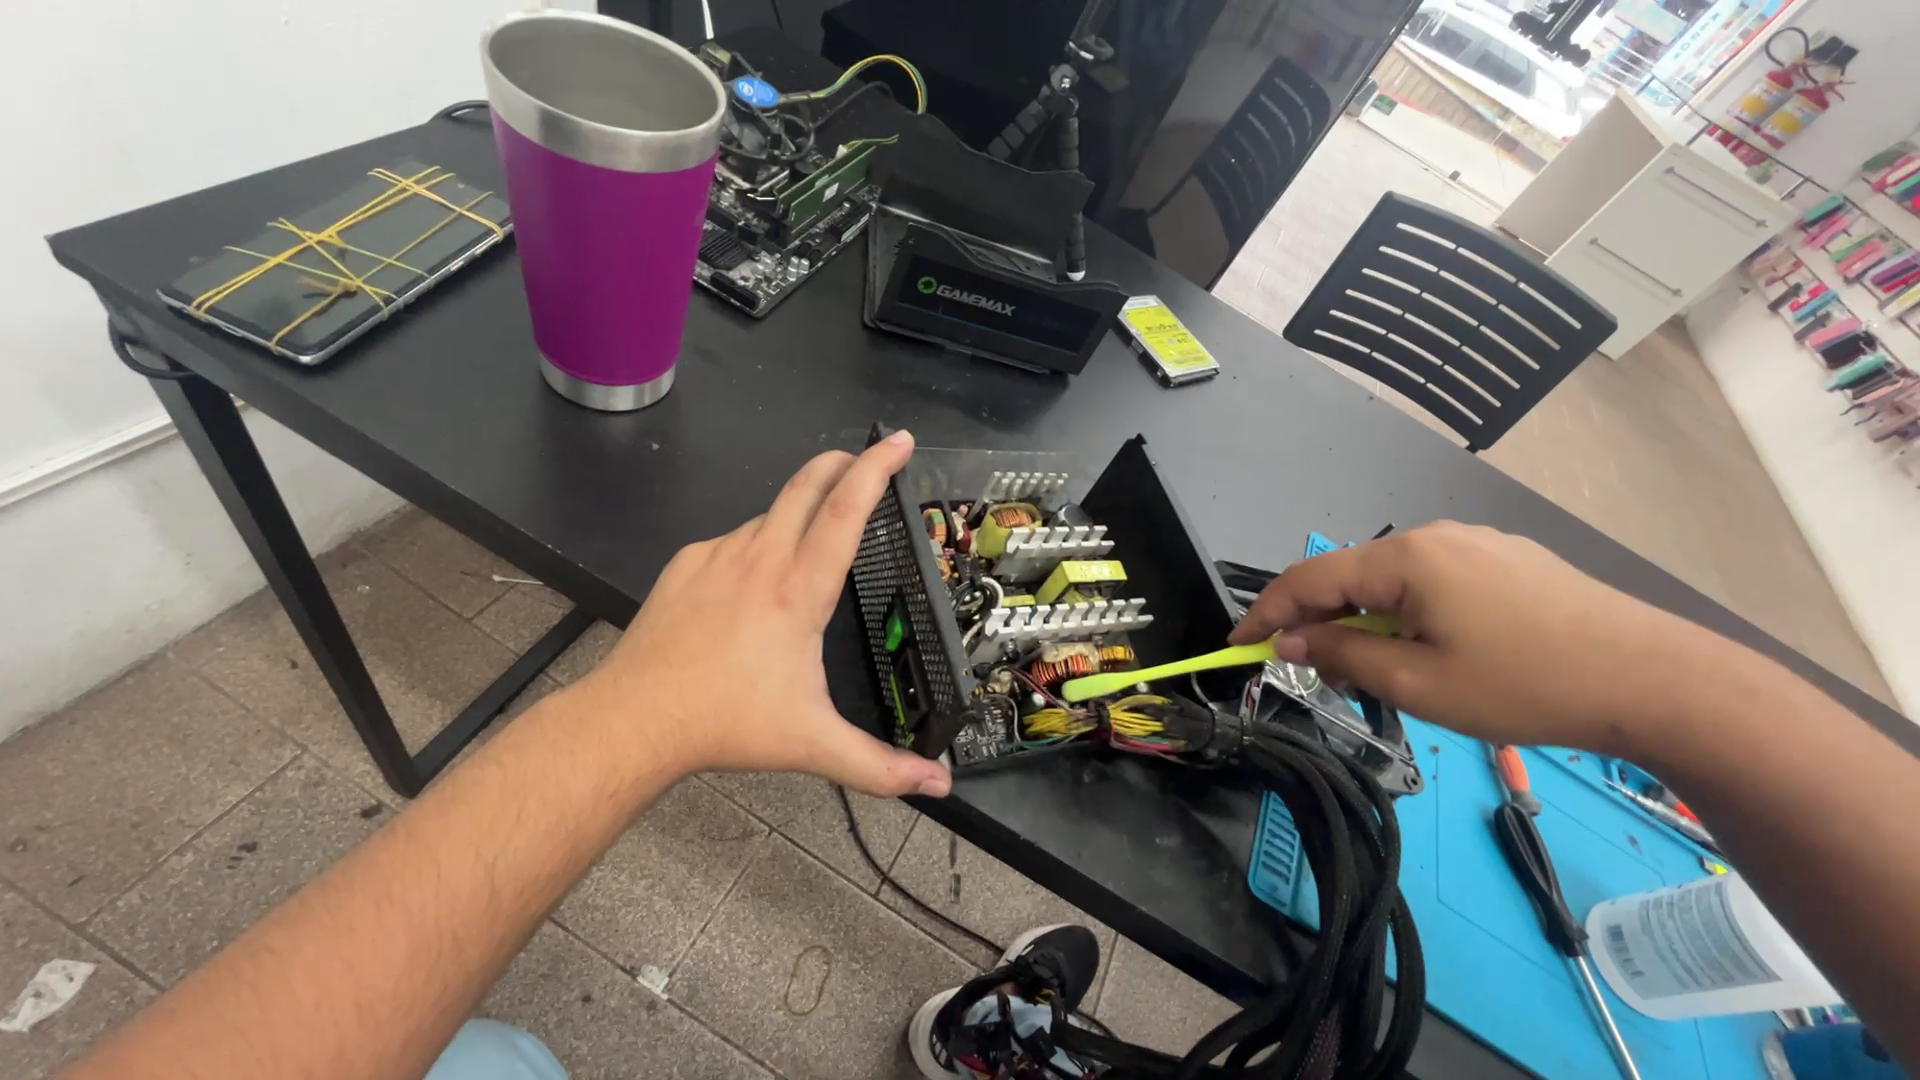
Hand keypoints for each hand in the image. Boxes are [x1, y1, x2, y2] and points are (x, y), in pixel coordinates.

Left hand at [573, 431, 951, 797]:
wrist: (636, 717)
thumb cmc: (729, 723)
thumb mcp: (814, 745)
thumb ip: (881, 767)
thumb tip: (938, 787)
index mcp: (800, 590)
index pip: (845, 511)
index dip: (875, 469)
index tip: (897, 441)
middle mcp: (761, 558)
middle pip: (806, 485)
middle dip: (840, 462)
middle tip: (862, 458)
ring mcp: (718, 556)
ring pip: (768, 516)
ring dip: (797, 516)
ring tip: (808, 550)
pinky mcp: (686, 564)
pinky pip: (732, 541)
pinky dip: (754, 547)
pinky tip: (750, 585)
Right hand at [1228, 522, 1736, 753]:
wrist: (1660, 682)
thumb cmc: (1525, 685)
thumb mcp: (1418, 684)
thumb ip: (1343, 656)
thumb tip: (1293, 641)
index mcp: (1407, 558)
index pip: (1310, 578)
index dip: (1266, 612)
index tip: (1237, 643)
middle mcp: (1435, 536)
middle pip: (1350, 574)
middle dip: (1317, 618)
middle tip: (1304, 666)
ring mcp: (1477, 543)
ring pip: (1392, 579)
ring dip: (1363, 617)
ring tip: (1367, 666)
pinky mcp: (1508, 560)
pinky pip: (1432, 580)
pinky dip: (1404, 611)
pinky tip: (1425, 646)